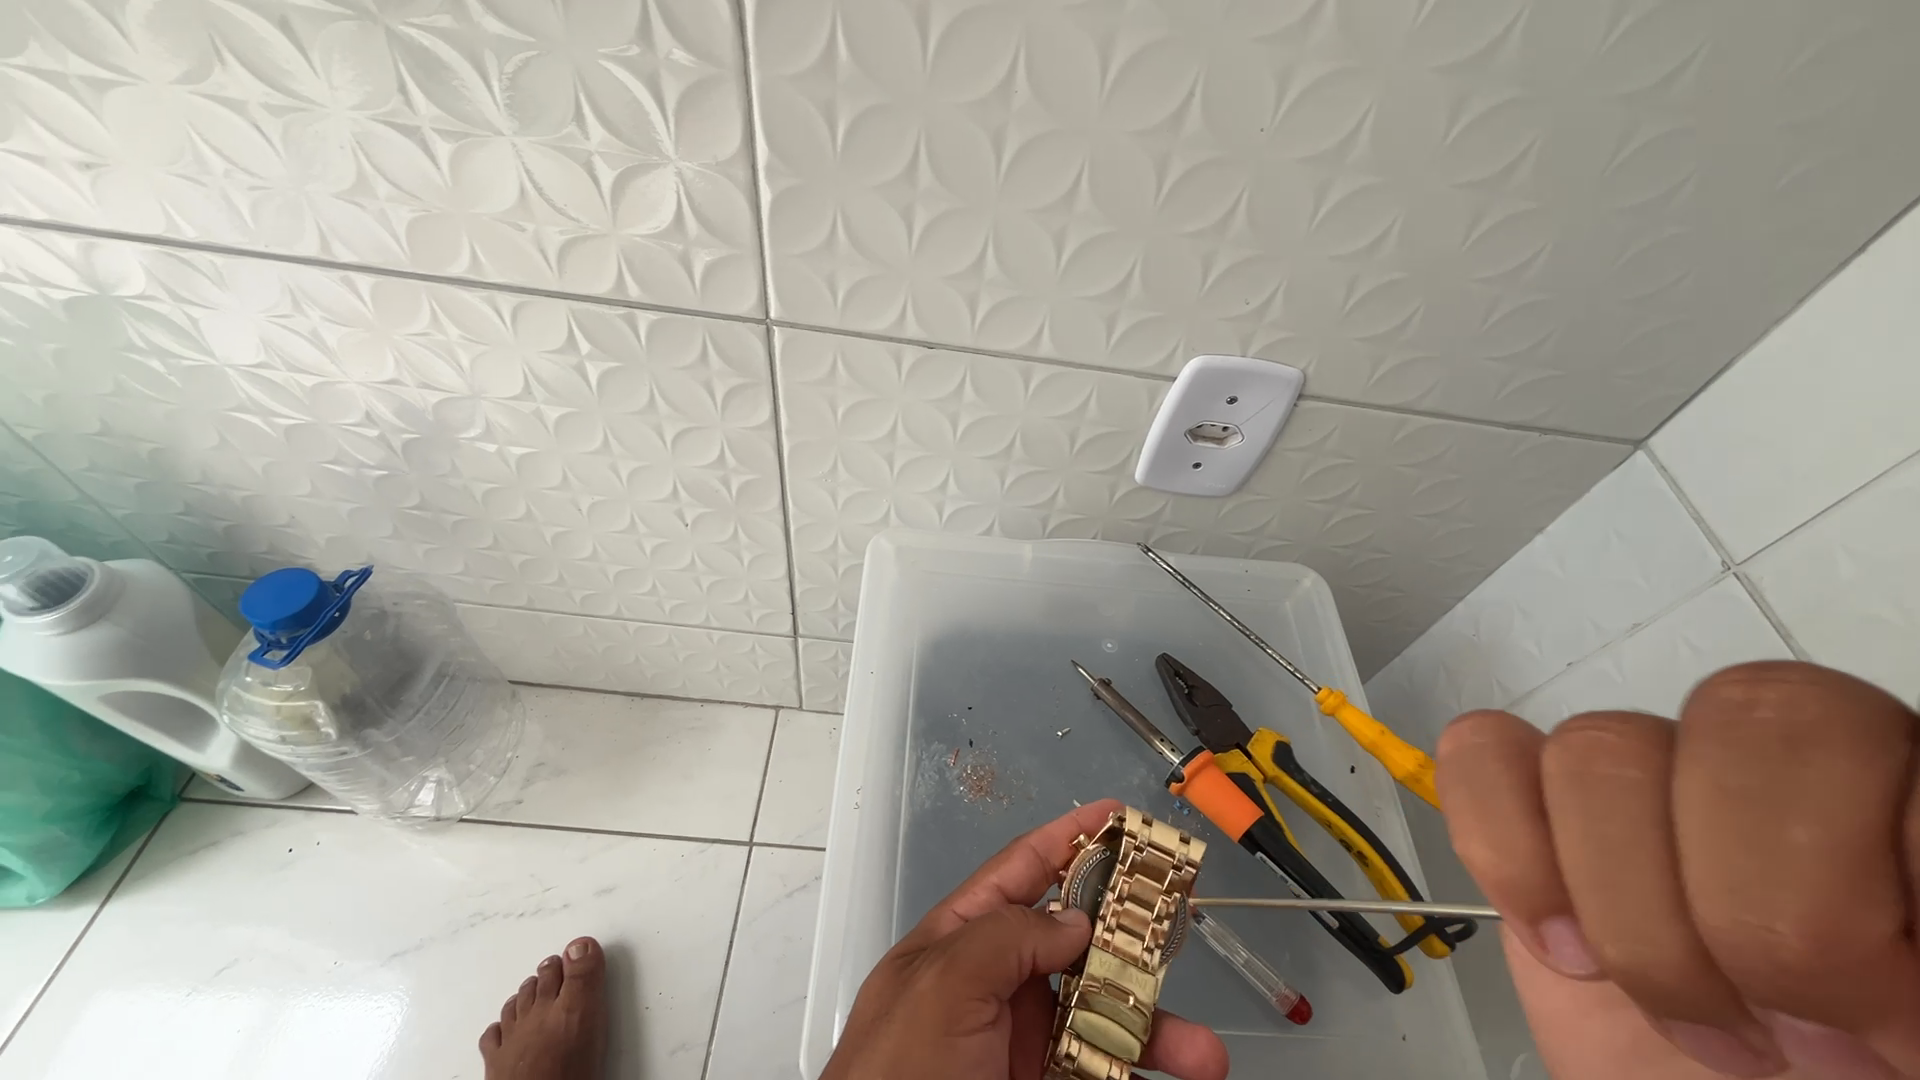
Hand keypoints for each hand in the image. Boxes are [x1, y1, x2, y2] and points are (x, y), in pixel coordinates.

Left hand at [822, 799, 1229, 1079]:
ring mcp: (1020, 1040)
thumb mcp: (942, 986)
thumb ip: (1006, 938)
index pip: (1023, 869)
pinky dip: (1136, 1073)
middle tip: (1180, 929)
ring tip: (1204, 1054)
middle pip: (1077, 942)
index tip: (1118, 815)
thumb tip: (1073, 920)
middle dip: (1131, 936)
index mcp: (963, 936)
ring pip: (1100, 1015)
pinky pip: (1099, 1069)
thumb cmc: (898, 1071)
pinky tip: (1178, 1075)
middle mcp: (997, 981)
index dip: (1069, 838)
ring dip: (1155, 1029)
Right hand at [1438, 661, 1919, 1079]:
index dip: (1843, 889)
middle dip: (1753, 905)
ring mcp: (1642, 779)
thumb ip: (1919, 975)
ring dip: (1630, 914)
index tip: (1886, 1038)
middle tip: (1797, 1037)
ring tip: (1688, 1020)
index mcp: (1906, 799)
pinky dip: (1503, 848)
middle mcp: (1775, 762)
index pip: (1848, 734)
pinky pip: (1479, 756)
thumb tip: (1860, 946)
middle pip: (1738, 720)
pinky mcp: (1533, 812)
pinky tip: (1560, 945)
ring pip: (1593, 751)